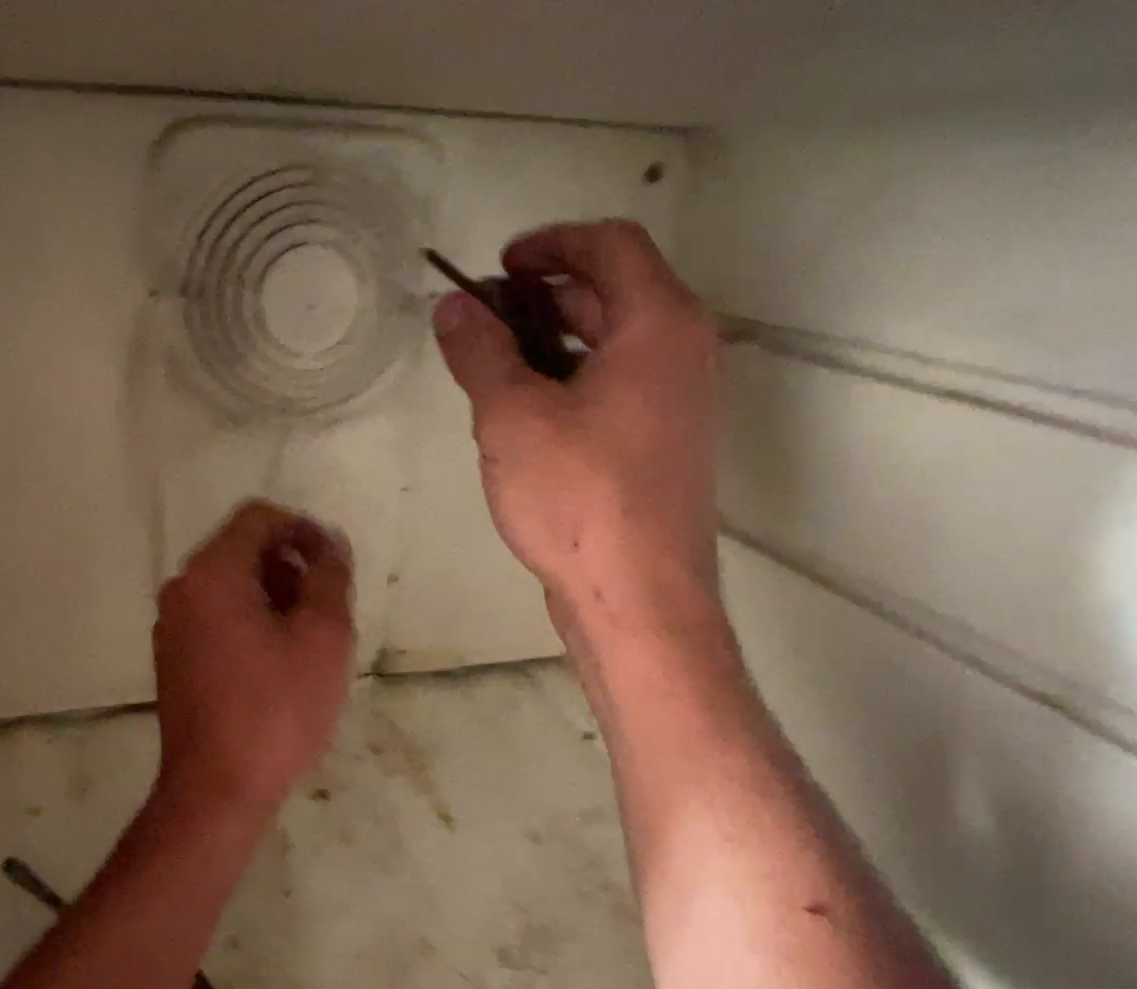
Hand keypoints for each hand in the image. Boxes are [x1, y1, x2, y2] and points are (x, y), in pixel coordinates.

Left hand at [152, 500, 355, 810]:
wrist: (216, 791)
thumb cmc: (275, 709)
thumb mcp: (323, 636)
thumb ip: (330, 577)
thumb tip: (330, 545)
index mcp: (211, 573)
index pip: (259, 518)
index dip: (304, 530)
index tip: (335, 566)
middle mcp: (182, 589)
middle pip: (242, 550)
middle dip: (291, 566)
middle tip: (328, 609)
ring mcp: (171, 626)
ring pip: (230, 586)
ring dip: (274, 596)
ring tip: (309, 641)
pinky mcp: (173, 658)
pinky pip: (216, 617)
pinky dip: (250, 622)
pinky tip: (278, 664)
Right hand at [432, 220, 721, 633]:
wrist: (639, 596)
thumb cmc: (578, 495)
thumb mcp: (511, 417)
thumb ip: (480, 351)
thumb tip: (452, 306)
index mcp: (658, 325)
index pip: (611, 244)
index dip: (550, 243)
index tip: (497, 268)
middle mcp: (683, 351)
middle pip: (615, 290)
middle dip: (544, 293)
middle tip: (482, 318)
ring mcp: (681, 400)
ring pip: (615, 340)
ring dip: (554, 336)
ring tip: (494, 365)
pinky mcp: (666, 441)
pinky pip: (620, 382)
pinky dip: (573, 375)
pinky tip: (525, 412)